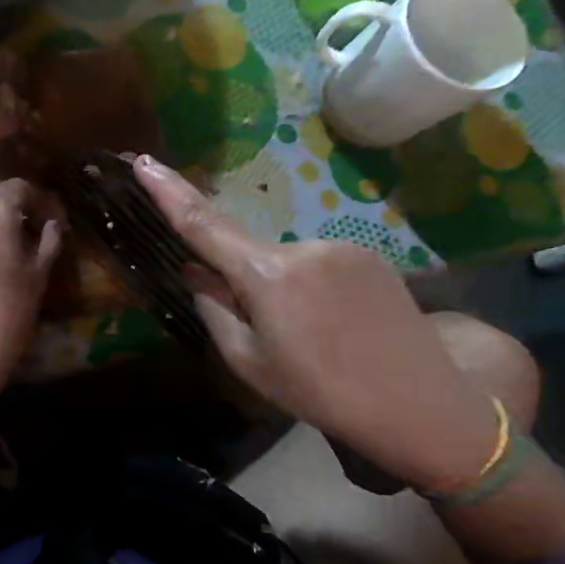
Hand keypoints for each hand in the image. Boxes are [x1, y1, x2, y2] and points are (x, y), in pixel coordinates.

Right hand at [133, 154, 503, 493]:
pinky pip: (315, 262)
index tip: (143, 160)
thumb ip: (213, 309)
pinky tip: (332, 323)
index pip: (204, 225)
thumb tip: (195, 272)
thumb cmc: (320, 392)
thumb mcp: (249, 362)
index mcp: (268, 277)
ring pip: (282, 260)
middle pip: (246, 253)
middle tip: (263, 333)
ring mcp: (341, 245)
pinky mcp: (368, 253)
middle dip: (238, 282)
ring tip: (307, 335)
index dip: (169, 192)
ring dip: (276, 287)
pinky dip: (306, 286)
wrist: (421, 403)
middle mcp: (304, 246)